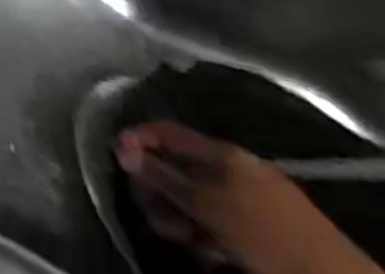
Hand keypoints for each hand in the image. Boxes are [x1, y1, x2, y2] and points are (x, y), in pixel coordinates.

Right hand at [116, 123, 384, 273]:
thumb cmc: (267, 236)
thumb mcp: (206, 206)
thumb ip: (161, 175)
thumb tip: (119, 146)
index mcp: (223, 154)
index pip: (167, 131)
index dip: (138, 137)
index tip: (117, 156)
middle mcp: (232, 170)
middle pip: (175, 168)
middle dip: (158, 191)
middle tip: (155, 215)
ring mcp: (246, 200)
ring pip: (191, 199)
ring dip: (178, 218)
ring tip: (185, 241)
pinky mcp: (256, 229)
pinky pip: (213, 222)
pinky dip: (203, 235)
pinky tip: (209, 253)